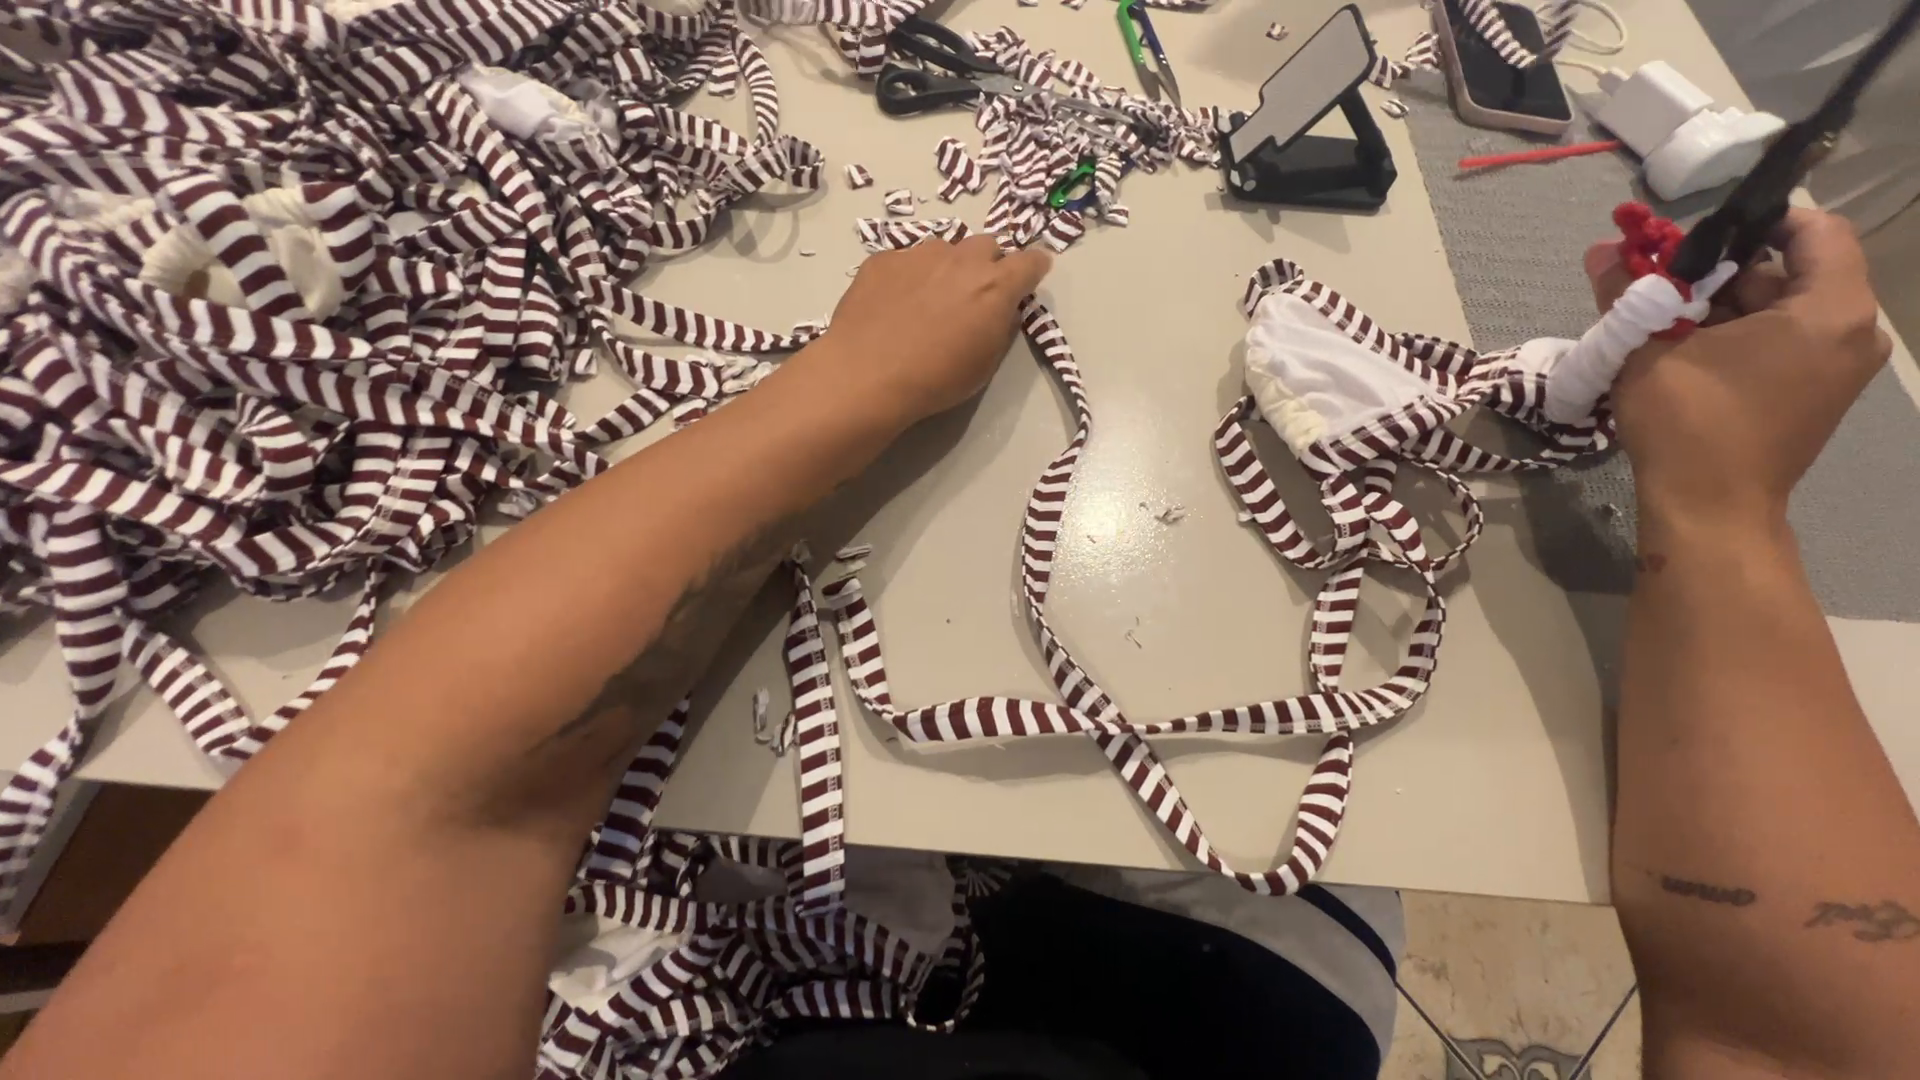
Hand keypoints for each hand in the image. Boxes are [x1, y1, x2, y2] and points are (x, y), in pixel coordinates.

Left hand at [814, 235, 1052, 425]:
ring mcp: (919, 254)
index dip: (1034, 268)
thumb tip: (1002, 309)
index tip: (1031, 276)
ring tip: (928, 302)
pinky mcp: (883, 259)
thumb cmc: (935, 379)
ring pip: (944, 250)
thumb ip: (1000, 327)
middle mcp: (961, 260)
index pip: (1030, 262)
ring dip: (947, 269)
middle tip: (974, 295)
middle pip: (986, 246)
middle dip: (987, 265)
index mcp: (995, 286)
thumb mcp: (984, 364)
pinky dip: (909, 277)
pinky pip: (906, 260)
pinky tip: (894, 306)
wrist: (868, 374)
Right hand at [1584, 208, 1891, 526]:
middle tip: (1658, 289)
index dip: (1753, 224)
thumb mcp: (1646, 352)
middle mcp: (1852, 331)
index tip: (1694, 242)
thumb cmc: (1687, 423)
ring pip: (1781, 312)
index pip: (1814, 231)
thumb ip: (1627, 295)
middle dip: (1720, 275)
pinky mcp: (1815, 394)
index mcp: (1830, 309)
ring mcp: (1838, 367)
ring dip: (1721, 311)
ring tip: (1661, 327)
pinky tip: (1683, 357)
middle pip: (1790, 274)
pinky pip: (1781, 345)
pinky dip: (1735, 340)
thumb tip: (1601, 249)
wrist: (1709, 507)